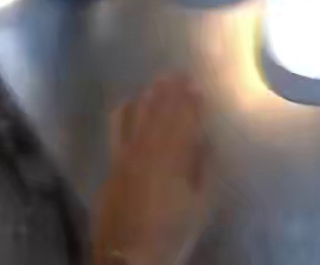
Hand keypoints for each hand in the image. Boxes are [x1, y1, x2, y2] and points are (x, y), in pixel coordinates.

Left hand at [92, 74, 210, 264]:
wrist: (129, 256)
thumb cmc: (171, 232)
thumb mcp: (199, 205)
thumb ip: (204, 169)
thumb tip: (207, 142)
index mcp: (175, 154)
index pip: (185, 117)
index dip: (192, 100)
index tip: (197, 85)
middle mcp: (150, 145)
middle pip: (162, 109)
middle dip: (172, 89)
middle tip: (180, 73)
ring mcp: (128, 151)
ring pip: (140, 112)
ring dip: (151, 94)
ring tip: (159, 81)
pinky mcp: (113, 162)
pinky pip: (117, 127)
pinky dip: (124, 110)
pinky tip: (129, 101)